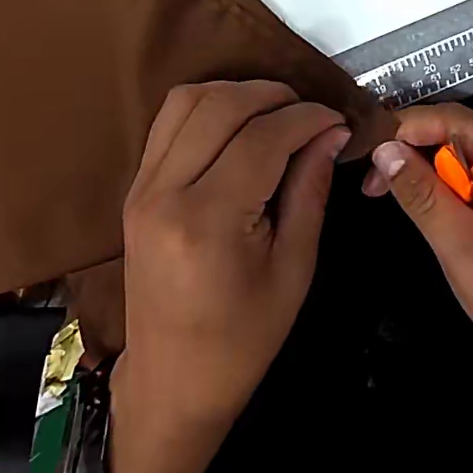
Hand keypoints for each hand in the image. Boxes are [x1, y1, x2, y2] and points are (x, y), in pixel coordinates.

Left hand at [110, 81, 348, 472]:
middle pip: (221, 105)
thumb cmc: (243, 337)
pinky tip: (237, 123)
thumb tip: (331, 133)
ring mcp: (141, 187)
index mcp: (209, 221)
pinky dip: (206, 106)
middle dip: (274, 95)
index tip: (338, 120)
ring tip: (275, 111)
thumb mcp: (294, 267)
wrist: (171, 380)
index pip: (262, 137)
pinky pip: (168, 122)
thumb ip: (310, 190)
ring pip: (186, 101)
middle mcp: (165, 192)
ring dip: (236, 92)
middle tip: (310, 112)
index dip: (307, 118)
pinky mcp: (134, 188)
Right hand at [364, 104, 472, 415]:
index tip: (367, 149)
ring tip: (387, 193)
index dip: (407, 127)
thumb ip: (424, 196)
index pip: (457, 120)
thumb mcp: (466, 252)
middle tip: (372, 183)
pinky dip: (446, 187)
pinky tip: (425, 206)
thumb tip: (384, 150)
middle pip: (460, 133)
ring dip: (426, 171)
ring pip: (464, 154)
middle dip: (413, 151)